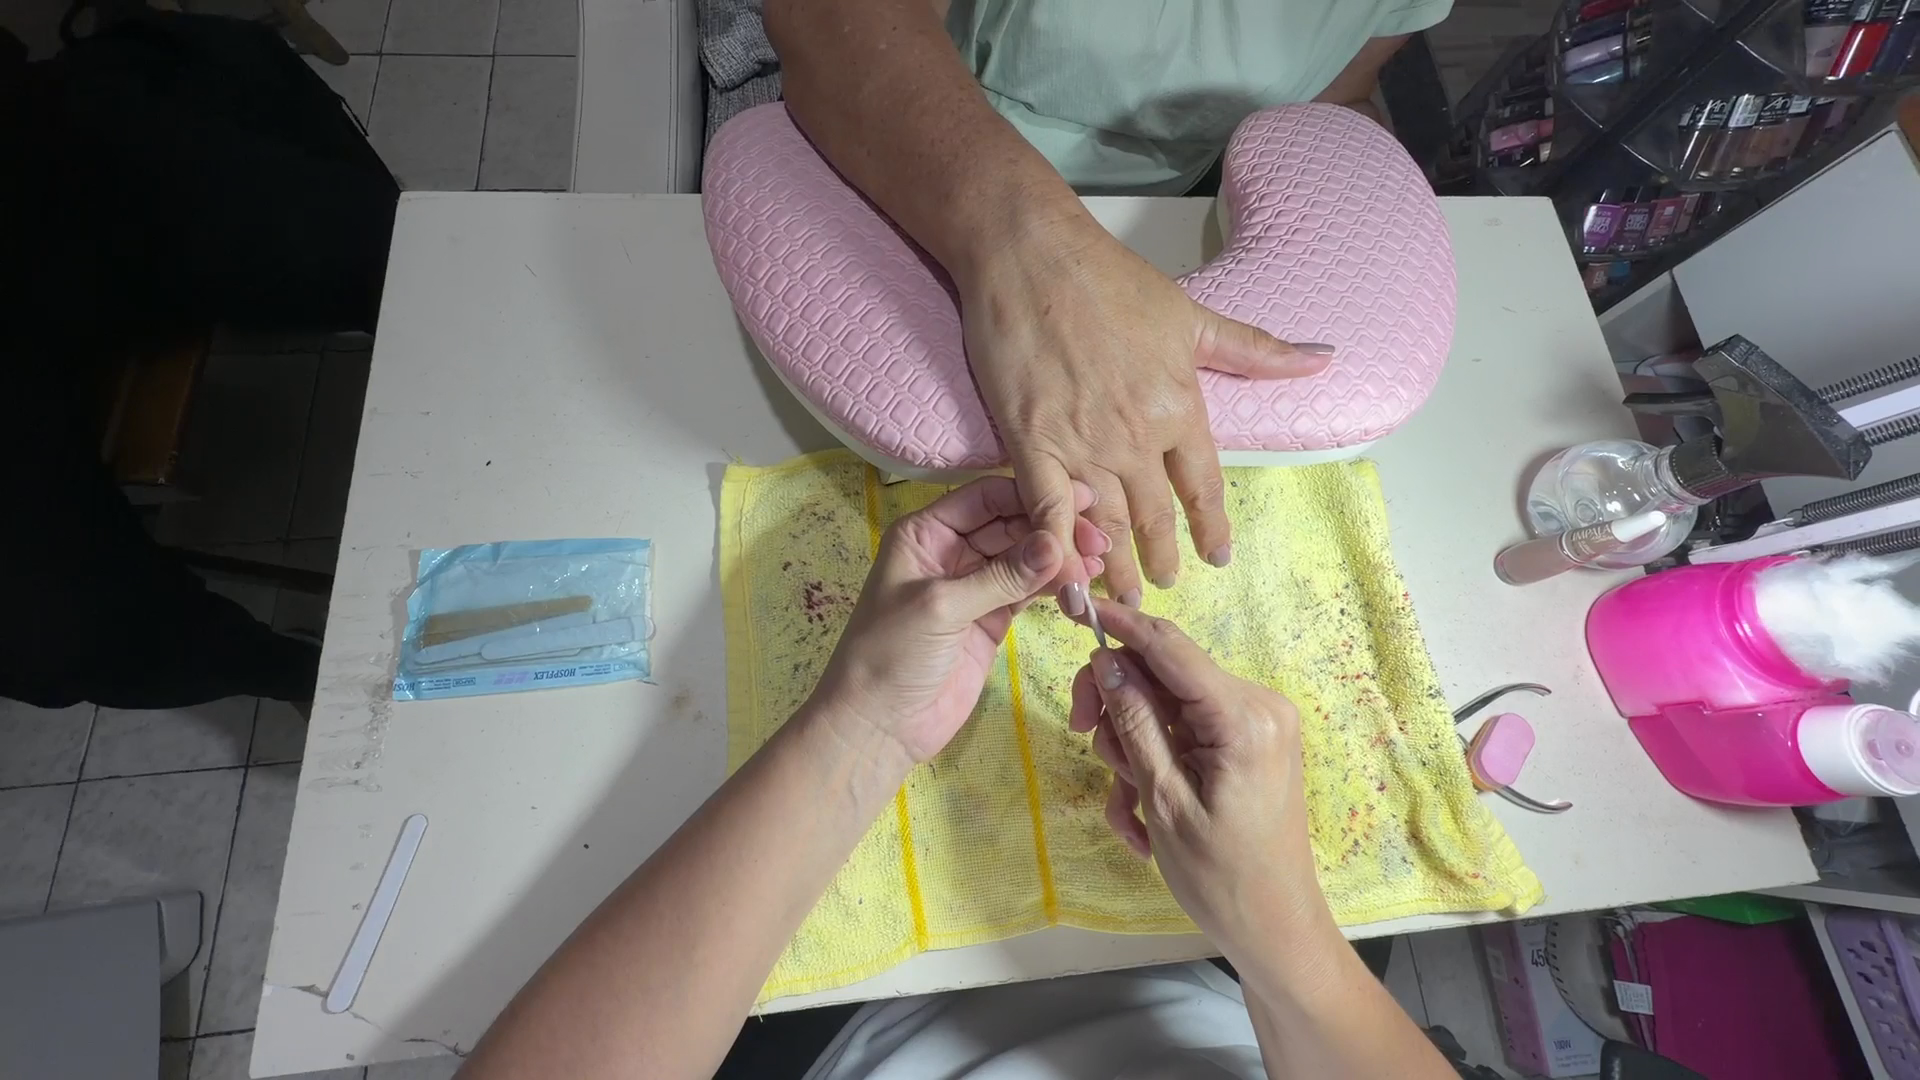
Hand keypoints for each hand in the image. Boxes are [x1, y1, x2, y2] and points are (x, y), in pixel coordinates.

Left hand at [813, 476, 1107, 766]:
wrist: (879, 725)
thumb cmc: (890, 654)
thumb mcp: (941, 607)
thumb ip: (1001, 576)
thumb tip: (1057, 545)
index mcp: (926, 533)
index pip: (985, 498)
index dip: (1029, 494)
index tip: (1077, 497)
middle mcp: (950, 551)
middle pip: (1009, 524)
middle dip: (1051, 527)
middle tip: (1099, 534)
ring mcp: (974, 585)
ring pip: (1023, 558)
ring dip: (1059, 557)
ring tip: (1102, 557)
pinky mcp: (991, 618)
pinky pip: (1027, 591)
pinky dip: (1054, 586)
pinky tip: (1084, 583)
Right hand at [959, 213, 1331, 612]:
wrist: (1033, 256)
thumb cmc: (1109, 279)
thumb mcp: (1191, 313)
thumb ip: (1254, 349)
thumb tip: (1323, 358)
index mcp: (1179, 407)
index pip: (1203, 486)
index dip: (1211, 526)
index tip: (1217, 557)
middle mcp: (1137, 438)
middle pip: (1153, 515)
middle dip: (1161, 557)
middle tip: (1164, 586)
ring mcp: (1084, 446)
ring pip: (1106, 523)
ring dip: (1116, 567)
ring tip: (1121, 597)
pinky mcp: (1032, 445)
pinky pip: (1049, 512)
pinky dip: (1058, 550)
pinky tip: (1063, 581)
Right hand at [1067, 599, 1332, 962]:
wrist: (1277, 933)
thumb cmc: (1221, 878)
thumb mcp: (1162, 798)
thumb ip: (1134, 720)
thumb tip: (1106, 659)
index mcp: (1242, 716)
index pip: (1169, 646)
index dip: (1120, 624)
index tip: (1077, 606)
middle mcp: (1254, 704)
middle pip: (1160, 671)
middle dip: (1115, 701)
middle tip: (1082, 732)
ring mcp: (1251, 723)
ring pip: (1162, 703)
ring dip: (1129, 743)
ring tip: (1128, 801)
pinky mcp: (1242, 741)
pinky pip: (1179, 731)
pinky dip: (1151, 762)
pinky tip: (1141, 814)